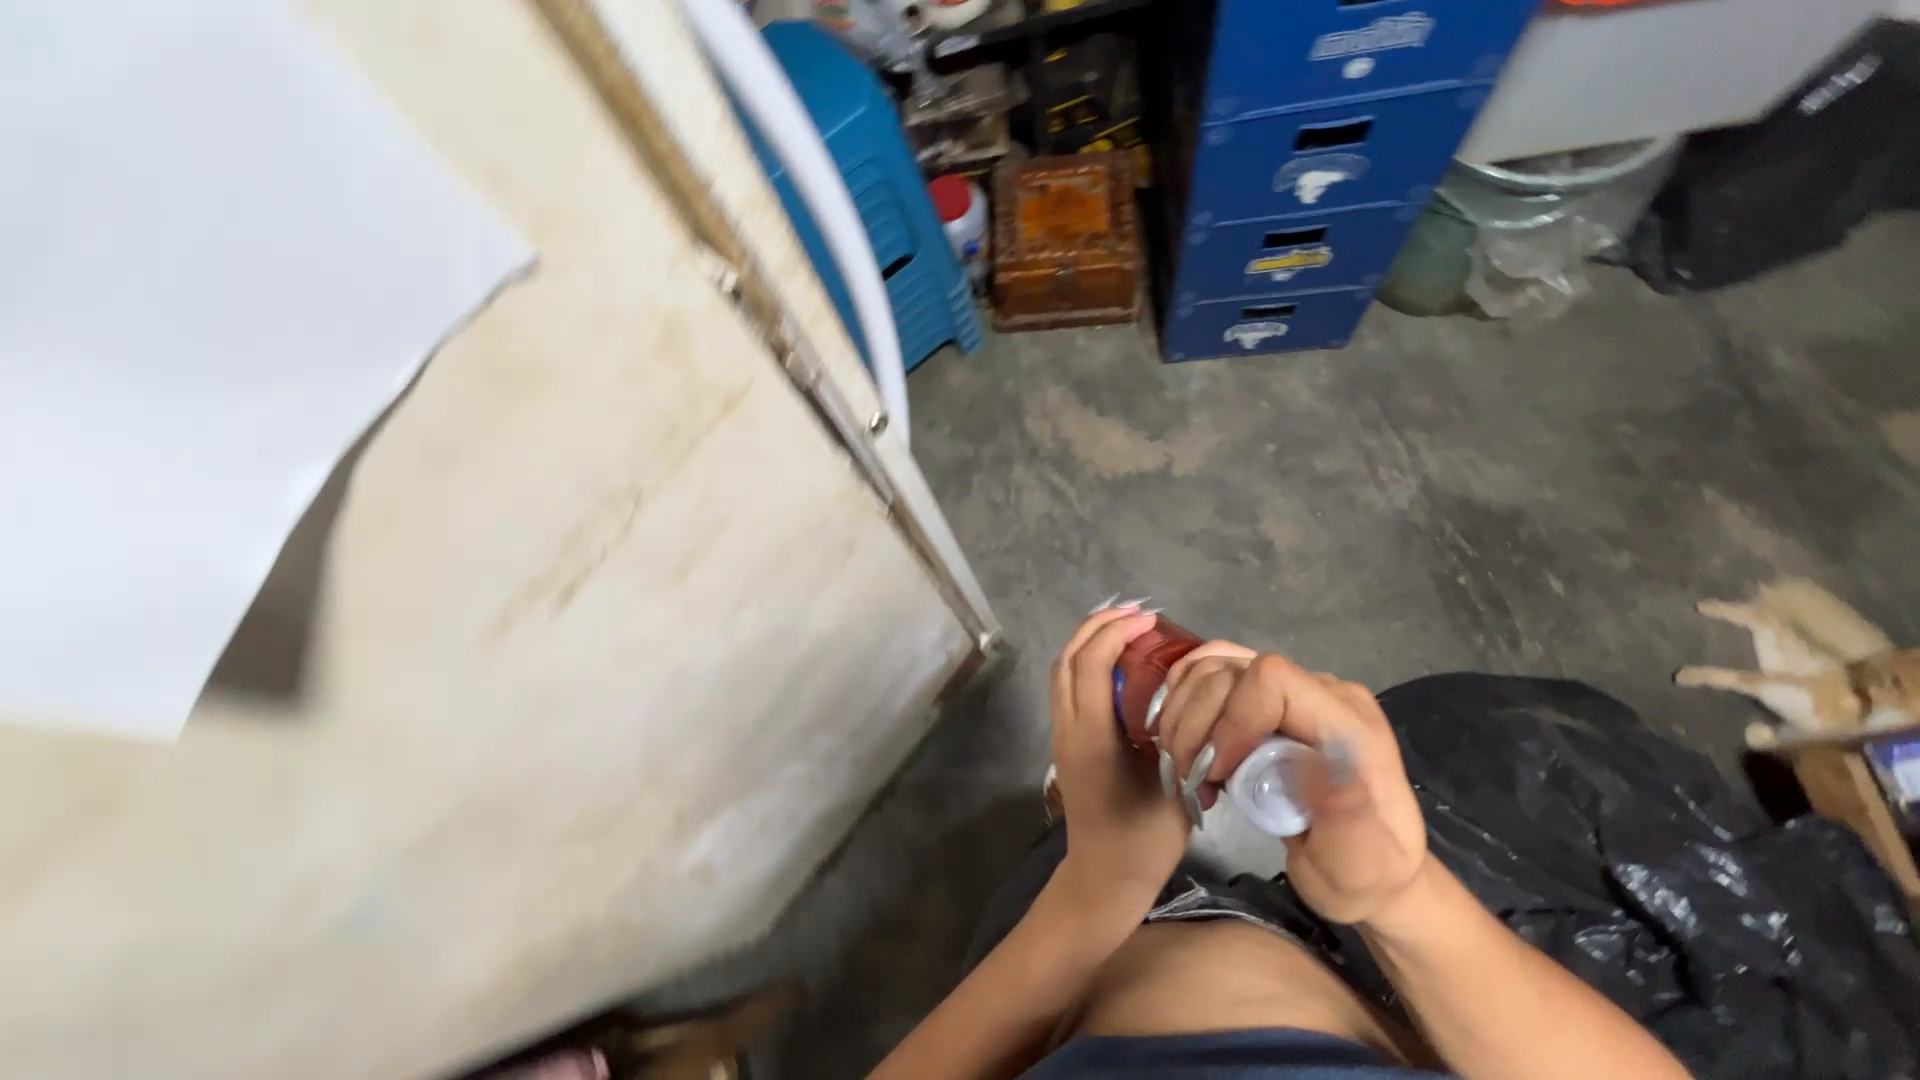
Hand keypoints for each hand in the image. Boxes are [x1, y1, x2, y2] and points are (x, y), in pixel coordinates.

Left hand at [1048, 605, 1191, 912]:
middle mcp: (1068, 729)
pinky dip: (1086, 663)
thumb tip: (1189, 694)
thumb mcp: (1172, 785)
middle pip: (1066, 658)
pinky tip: (1119, 665)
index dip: (1116, 633)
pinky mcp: (1065, 743)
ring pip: (1062, 672)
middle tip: (1135, 613)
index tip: (1149, 620)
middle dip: (1096, 626)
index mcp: (1092, 737)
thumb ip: (1176, 736)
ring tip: (1126, 629)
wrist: (1104, 879)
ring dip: (1088, 642)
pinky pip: (1067, 688)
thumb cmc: (1143, 840)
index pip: (1090, 664)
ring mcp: (1061, 735)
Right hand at [1156, 651, 1427, 924]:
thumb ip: (1344, 815)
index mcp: (1347, 722)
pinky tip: (1183, 740)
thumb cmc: (1361, 871)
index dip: (1232, 719)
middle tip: (1192, 781)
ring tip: (1187, 769)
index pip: (1271, 679)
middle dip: (1196, 725)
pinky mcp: (1266, 696)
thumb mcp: (1358, 862)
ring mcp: (1290, 689)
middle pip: (1229, 671)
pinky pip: (1209, 672)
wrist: (1368, 869)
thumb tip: (1316, 767)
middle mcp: (1319, 692)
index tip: (1218, 774)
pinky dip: (1182, 701)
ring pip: (1210, 668)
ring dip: (1182, 717)